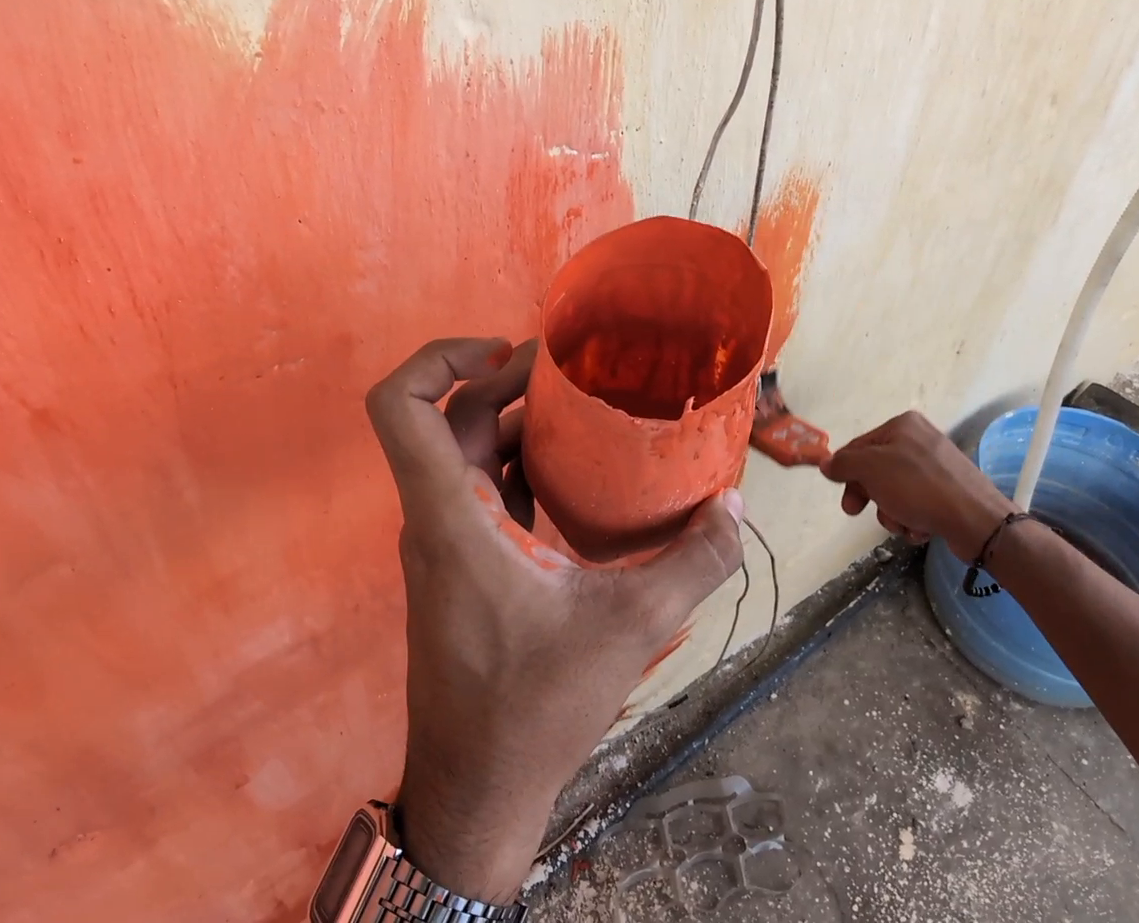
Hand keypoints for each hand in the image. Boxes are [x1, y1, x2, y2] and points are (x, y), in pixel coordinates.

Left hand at [365, 337, 744, 902]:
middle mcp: (437, 519)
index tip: (509, 350)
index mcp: (452, 517)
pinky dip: (518, 462)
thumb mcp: (632, 627)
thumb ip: (694, 561)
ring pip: (464, 454)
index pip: (402, 406)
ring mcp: (447, 546)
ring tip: (583, 405)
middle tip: (576, 367)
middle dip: (504, 378)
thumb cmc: (535, 705)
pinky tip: (576, 470)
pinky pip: (482, 490)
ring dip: (512, 419)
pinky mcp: (464, 569)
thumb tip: (736, 506)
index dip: (441, 356)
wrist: (478, 788)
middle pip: (447, 418)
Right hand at [821, 411, 1018, 560]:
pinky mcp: (947, 491)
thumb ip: (845, 463)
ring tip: (904, 522)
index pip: (859, 446)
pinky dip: (913, 519)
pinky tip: (921, 527)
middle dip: (870, 496)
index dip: (845, 472)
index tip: (842, 495)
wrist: (974, 518)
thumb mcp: (872, 469)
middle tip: (857, 512)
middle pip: (875, 470)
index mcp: (902, 426)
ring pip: (894, 491)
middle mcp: (919, 441)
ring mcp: (935, 466)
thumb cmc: (918, 488)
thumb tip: (826, 463)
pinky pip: (916, 504)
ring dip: (892, 513)